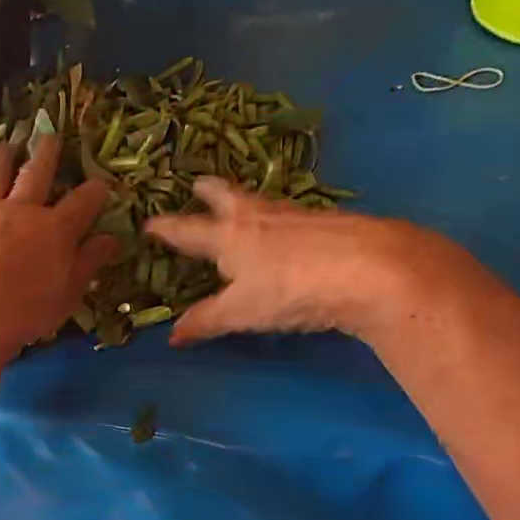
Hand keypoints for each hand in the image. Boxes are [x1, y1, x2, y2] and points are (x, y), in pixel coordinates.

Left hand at [0, 135, 118, 362]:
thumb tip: (112, 239)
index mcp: (56, 229)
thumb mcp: (68, 293)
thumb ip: (89, 263)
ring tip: (7, 143)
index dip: (96, 191)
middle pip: (38, 174)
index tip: (103, 184)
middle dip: (47, 153)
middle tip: (52, 136)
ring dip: (2, 157)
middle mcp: (22, 212)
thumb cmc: (27, 312)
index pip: (84, 202)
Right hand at [145, 178, 481, 344]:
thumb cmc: (290, 289)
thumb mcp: (240, 313)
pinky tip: (286, 229)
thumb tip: (173, 336)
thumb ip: (205, 321)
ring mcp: (296, 215)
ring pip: (261, 202)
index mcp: (228, 236)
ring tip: (239, 205)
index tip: (148, 224)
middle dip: (208, 191)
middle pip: (227, 197)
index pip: (187, 230)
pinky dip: (277, 217)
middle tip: (197, 183)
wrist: (372, 269)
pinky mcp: (328, 222)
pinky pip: (290, 215)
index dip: (165, 229)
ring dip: (244, 201)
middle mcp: (258, 217)